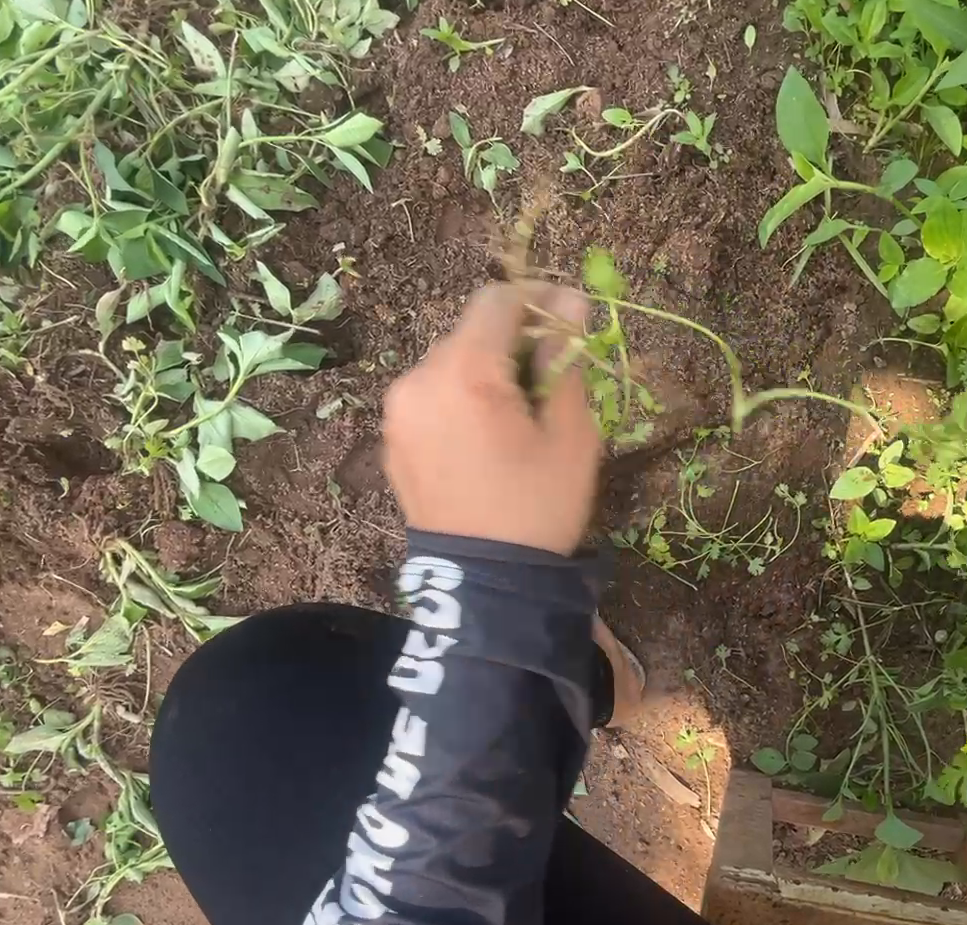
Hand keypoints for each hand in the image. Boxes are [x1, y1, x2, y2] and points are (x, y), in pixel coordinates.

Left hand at [383, 282, 597, 554]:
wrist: (485, 584)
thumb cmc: (540, 507)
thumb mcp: (572, 437)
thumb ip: (568, 363)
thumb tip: (572, 309)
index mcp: (466, 374)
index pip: (499, 300)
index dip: (541, 299)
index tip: (573, 318)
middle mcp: (419, 380)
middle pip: (472, 332)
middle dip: (517, 341)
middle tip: (555, 376)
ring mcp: (399, 411)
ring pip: (451, 364)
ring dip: (489, 371)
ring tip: (521, 414)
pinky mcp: (394, 438)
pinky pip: (433, 397)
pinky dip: (463, 399)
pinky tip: (489, 437)